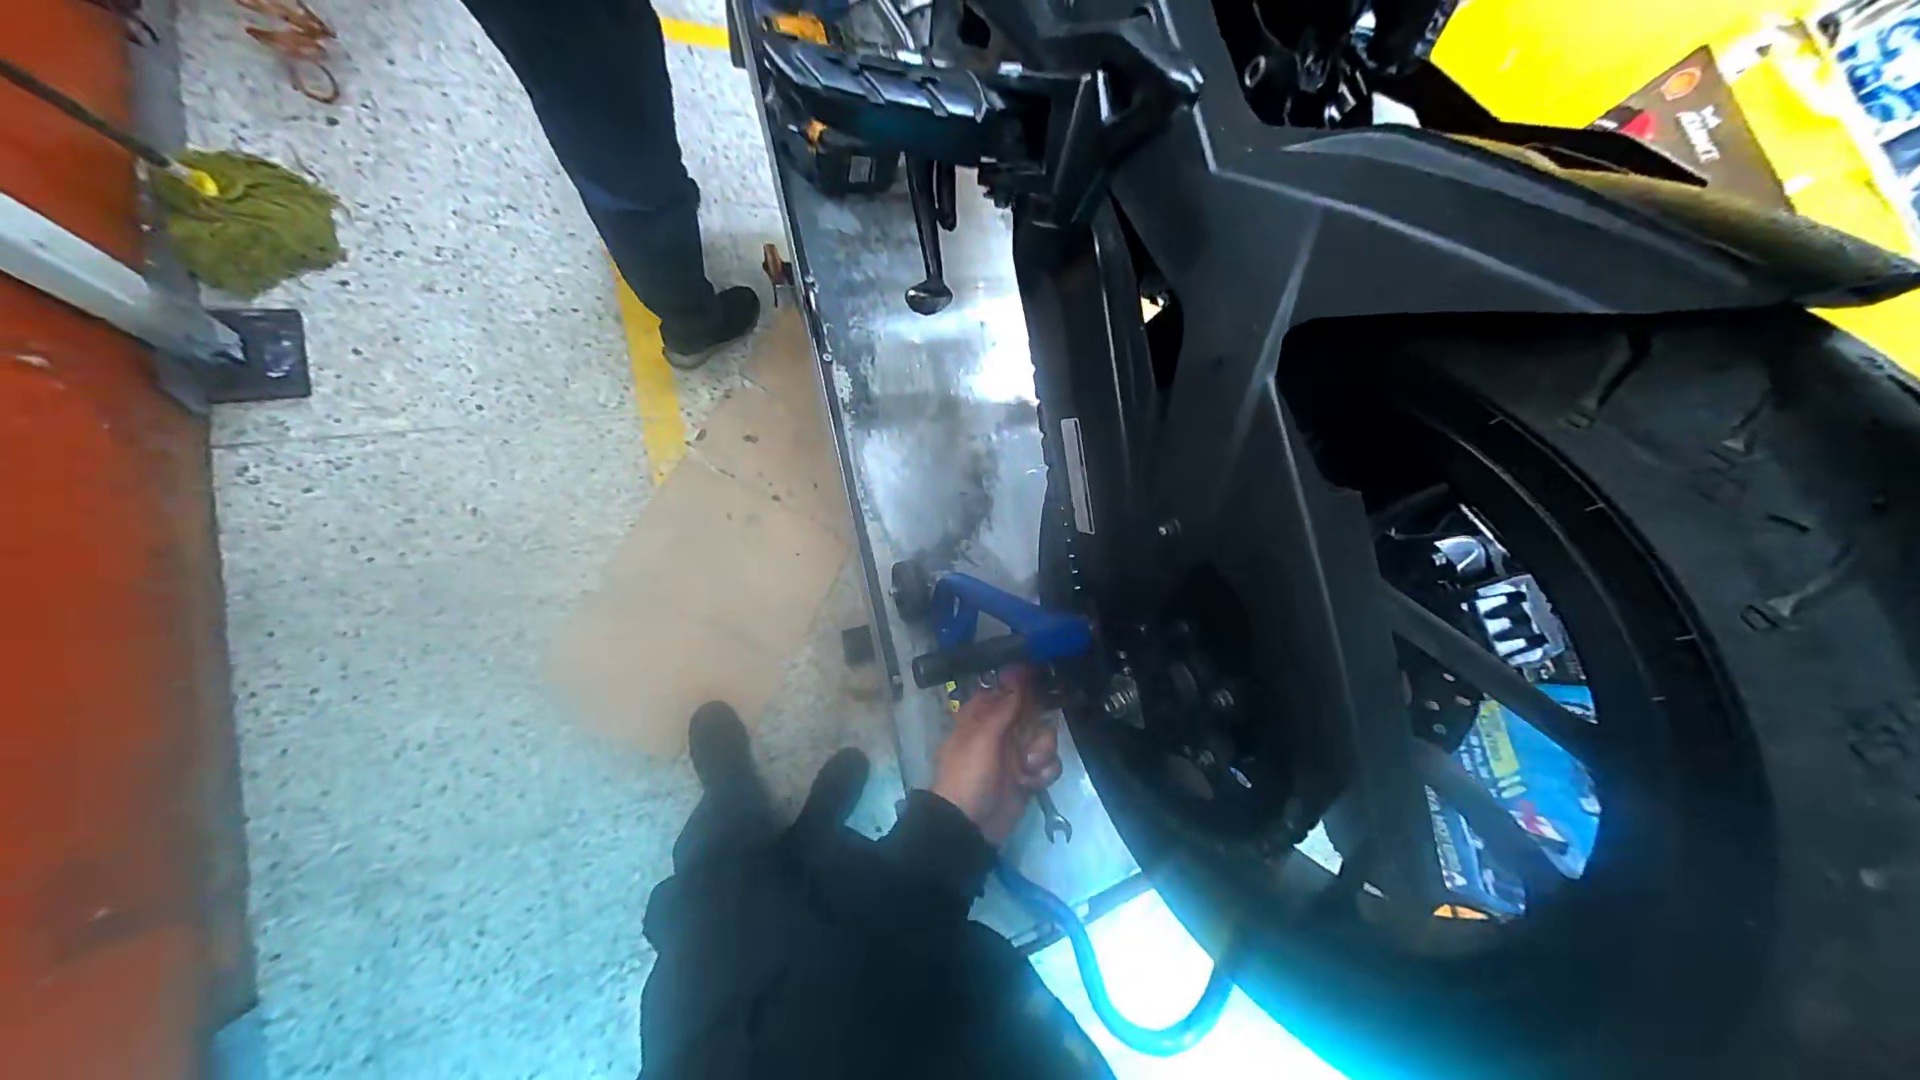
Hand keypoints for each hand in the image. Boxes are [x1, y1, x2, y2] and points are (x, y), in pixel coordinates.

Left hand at [930, 665, 1063, 844]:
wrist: (968, 827)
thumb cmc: (968, 775)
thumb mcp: (982, 738)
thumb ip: (1003, 708)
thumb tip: (1017, 674)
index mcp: (982, 716)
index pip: (1007, 691)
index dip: (1023, 686)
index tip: (1040, 682)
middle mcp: (1001, 731)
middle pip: (1033, 713)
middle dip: (1038, 726)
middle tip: (1031, 738)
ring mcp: (1015, 754)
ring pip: (1044, 738)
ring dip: (1042, 752)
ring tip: (1028, 768)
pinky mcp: (1028, 777)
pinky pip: (1048, 764)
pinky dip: (1045, 772)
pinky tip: (1032, 783)